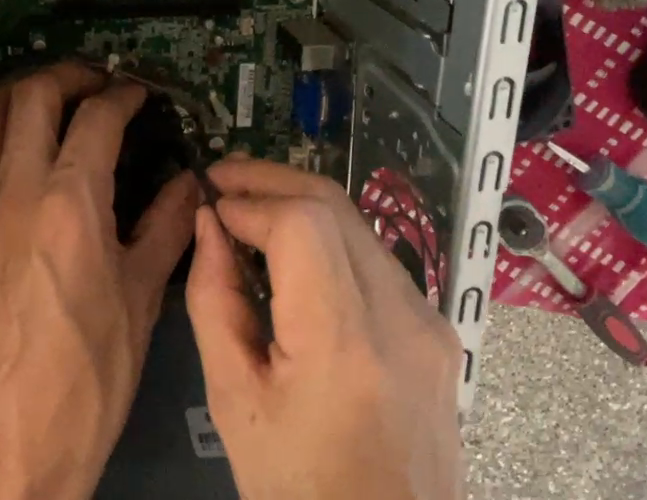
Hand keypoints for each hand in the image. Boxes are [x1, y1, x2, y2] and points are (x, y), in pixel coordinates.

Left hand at [0, 63, 200, 499]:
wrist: (17, 433)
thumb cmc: (89, 373)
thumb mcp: (142, 295)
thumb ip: (166, 227)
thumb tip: (189, 185)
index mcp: (72, 200)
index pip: (99, 118)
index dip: (123, 96)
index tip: (136, 95)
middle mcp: (16, 188)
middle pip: (35, 97)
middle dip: (69, 76)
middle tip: (94, 82)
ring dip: (12, 93)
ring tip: (39, 93)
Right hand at [187, 159, 463, 499]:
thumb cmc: (295, 485)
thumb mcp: (233, 398)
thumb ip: (215, 300)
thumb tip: (209, 223)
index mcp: (345, 343)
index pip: (303, 224)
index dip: (251, 200)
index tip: (210, 203)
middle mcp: (402, 318)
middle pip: (335, 206)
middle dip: (272, 180)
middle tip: (221, 178)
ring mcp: (429, 321)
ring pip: (357, 223)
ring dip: (298, 202)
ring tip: (247, 207)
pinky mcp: (438, 329)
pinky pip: (374, 256)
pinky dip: (327, 235)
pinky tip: (291, 251)